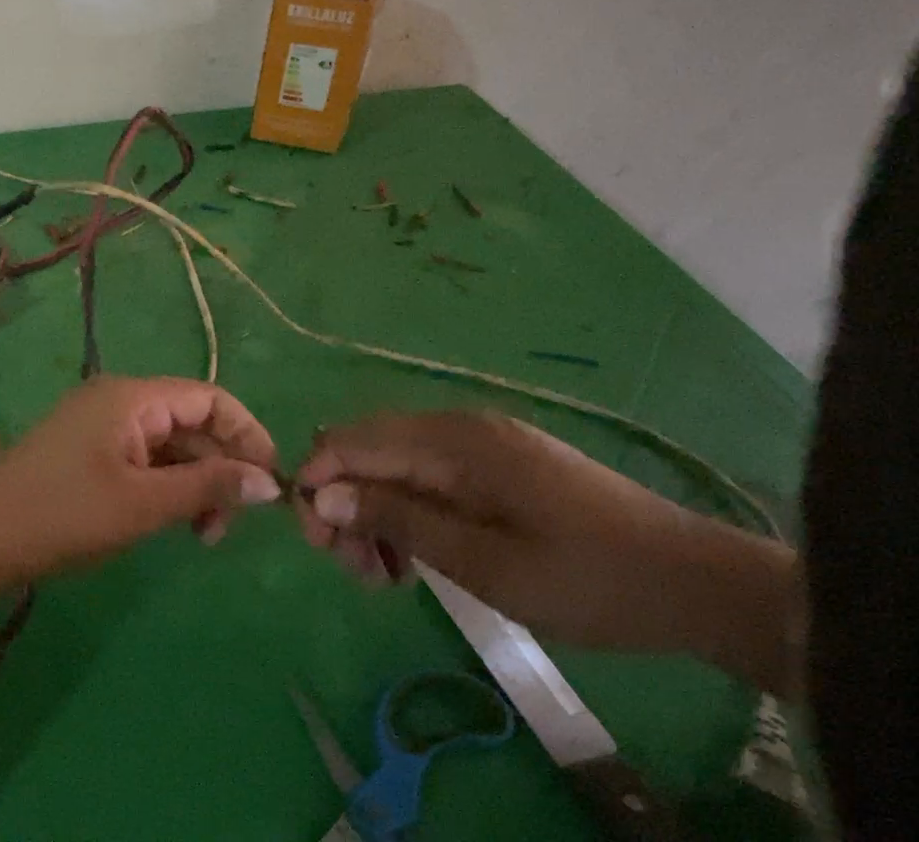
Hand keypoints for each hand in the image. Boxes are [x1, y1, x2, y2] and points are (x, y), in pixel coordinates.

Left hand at [0, 377, 281, 594]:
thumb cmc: (65, 514)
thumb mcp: (144, 503)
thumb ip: (209, 486)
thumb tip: (268, 481)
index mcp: (131, 397)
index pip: (210, 398)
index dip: (248, 434)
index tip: (272, 483)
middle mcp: (116, 401)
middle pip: (190, 423)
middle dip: (220, 469)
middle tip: (227, 527)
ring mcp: (97, 426)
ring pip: (168, 446)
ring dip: (194, 484)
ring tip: (201, 536)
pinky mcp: (85, 452)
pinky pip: (141, 460)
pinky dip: (165, 488)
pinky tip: (172, 523)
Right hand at [295, 410, 741, 652]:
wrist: (701, 588)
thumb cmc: (587, 580)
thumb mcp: (481, 561)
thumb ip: (397, 520)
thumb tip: (323, 495)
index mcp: (455, 441)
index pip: (351, 441)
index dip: (317, 482)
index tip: (318, 541)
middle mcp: (461, 429)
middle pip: (366, 451)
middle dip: (344, 505)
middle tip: (355, 569)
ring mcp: (482, 447)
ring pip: (393, 468)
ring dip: (373, 515)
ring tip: (385, 575)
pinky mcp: (500, 469)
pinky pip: (428, 480)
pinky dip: (408, 515)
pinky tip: (415, 559)